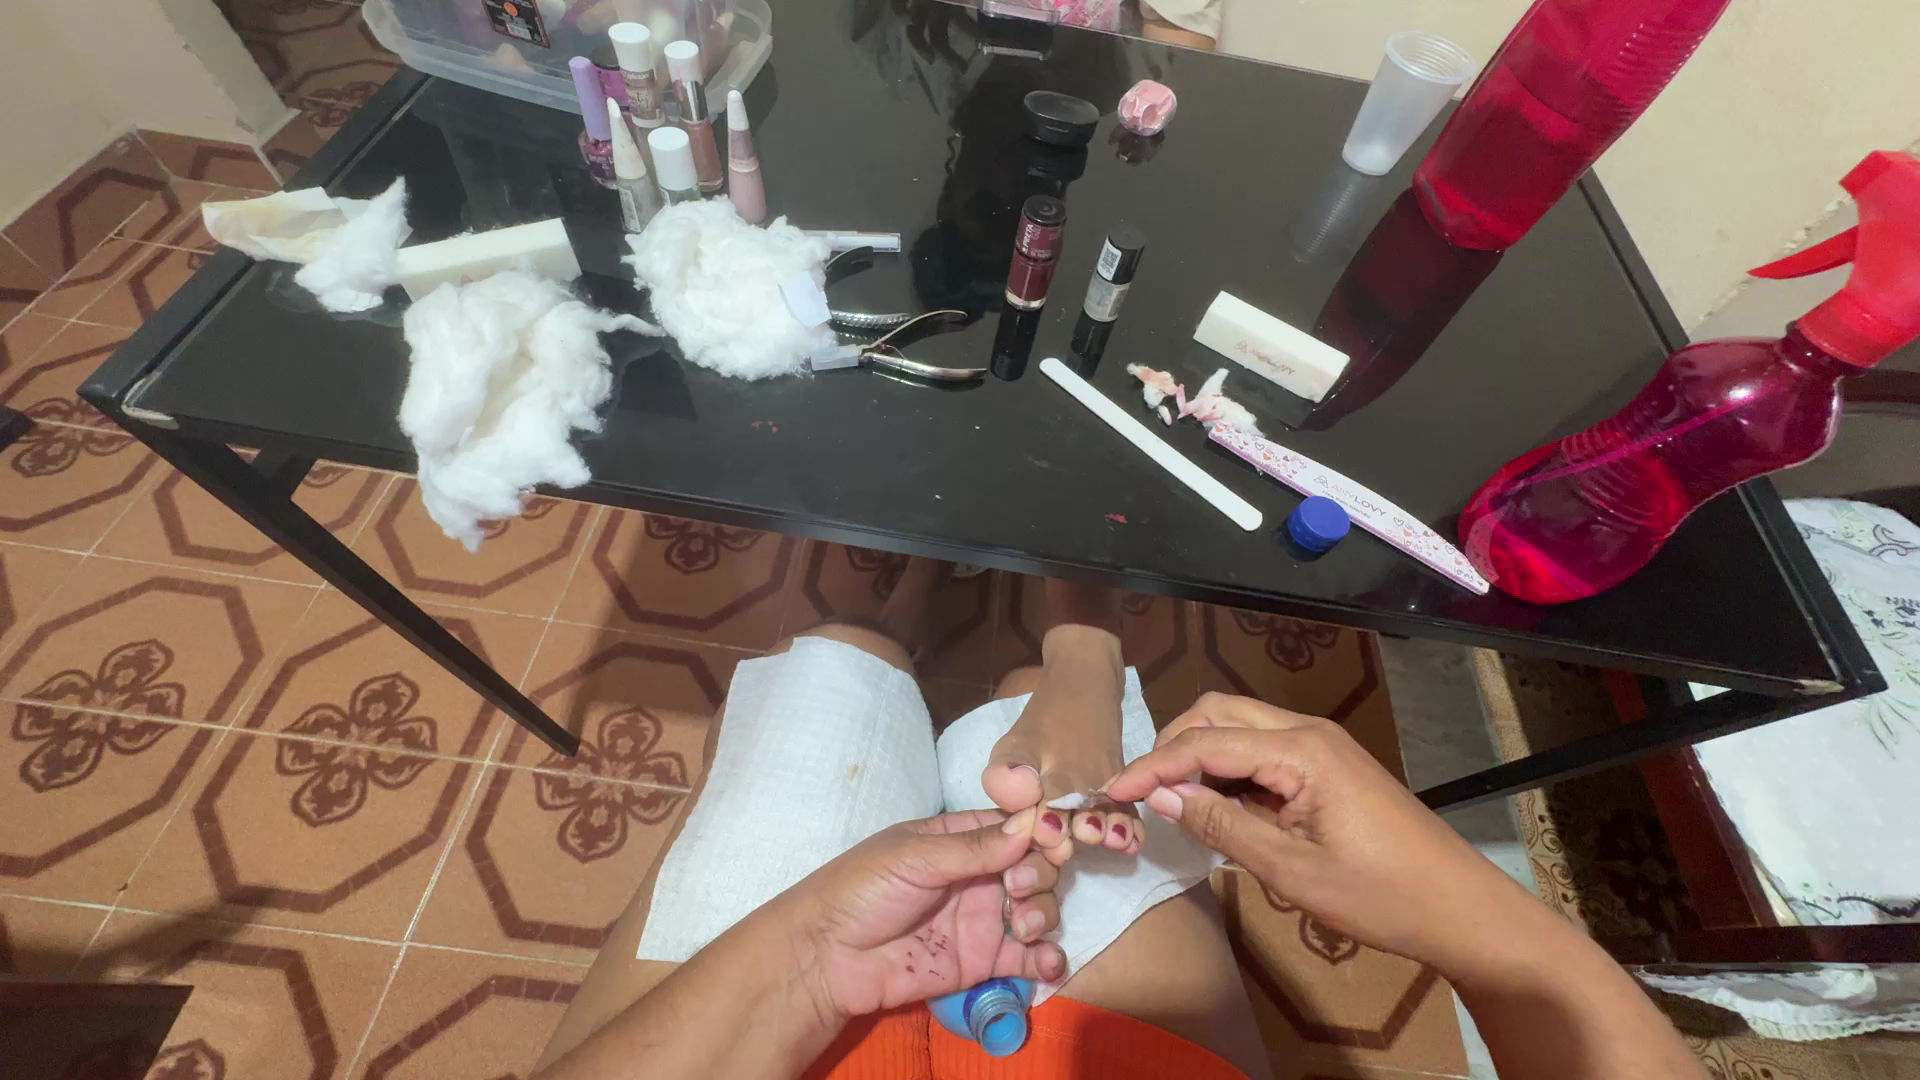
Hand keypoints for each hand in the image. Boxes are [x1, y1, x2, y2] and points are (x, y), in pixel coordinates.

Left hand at [778, 808, 1068, 1019]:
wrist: (827, 959)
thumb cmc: (863, 889)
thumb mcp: (914, 857)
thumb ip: (973, 847)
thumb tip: (1029, 824)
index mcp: (960, 838)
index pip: (1014, 826)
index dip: (1040, 830)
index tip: (1055, 838)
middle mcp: (978, 874)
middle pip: (1034, 865)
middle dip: (1040, 873)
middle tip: (1017, 887)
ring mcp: (983, 918)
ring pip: (1037, 907)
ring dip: (1044, 912)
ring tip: (1023, 926)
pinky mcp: (983, 962)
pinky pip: (1027, 958)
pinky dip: (1047, 960)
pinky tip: (1049, 964)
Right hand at [1104, 693, 1545, 975]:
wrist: (1467, 912)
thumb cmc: (1382, 897)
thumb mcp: (1292, 871)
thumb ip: (1222, 826)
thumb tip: (1162, 796)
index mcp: (1299, 750)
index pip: (1203, 743)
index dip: (1152, 766)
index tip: (1111, 790)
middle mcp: (1305, 730)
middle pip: (1216, 712)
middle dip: (1172, 744)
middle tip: (1145, 789)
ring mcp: (1318, 741)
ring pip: (1235, 723)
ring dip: (1198, 751)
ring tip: (1176, 797)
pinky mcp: (1325, 759)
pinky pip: (1259, 745)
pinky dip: (1227, 764)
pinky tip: (1219, 801)